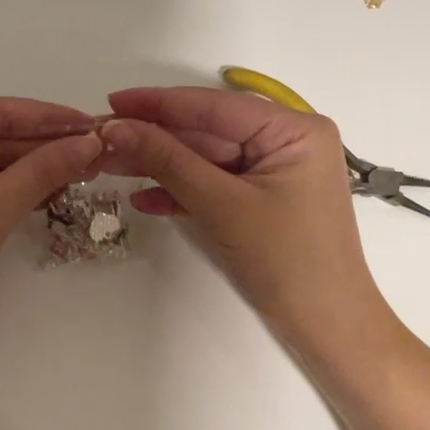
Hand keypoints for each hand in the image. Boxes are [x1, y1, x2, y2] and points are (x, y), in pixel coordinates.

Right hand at [100, 87, 395, 357]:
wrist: (328, 329)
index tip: (112, 101)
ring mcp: (274, 170)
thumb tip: (116, 127)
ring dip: (159, 164)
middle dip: (154, 137)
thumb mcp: (221, 205)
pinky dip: (180, 190)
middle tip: (101, 137)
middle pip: (206, 129)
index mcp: (294, 129)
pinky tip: (142, 197)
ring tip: (109, 165)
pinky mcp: (261, 197)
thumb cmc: (287, 261)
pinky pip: (214, 182)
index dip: (158, 103)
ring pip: (204, 157)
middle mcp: (287, 140)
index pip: (213, 105)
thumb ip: (167, 159)